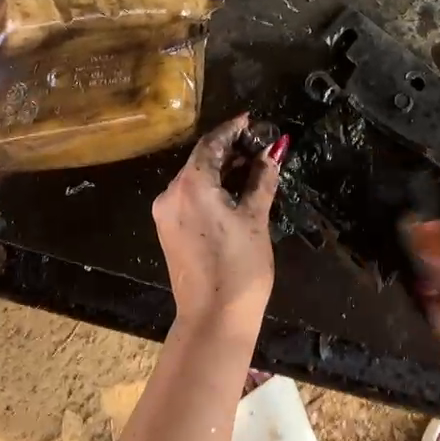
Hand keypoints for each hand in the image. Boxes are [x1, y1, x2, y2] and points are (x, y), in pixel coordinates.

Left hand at [152, 114, 284, 334]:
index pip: (211, 144)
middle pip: (201, 160)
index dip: (233, 130)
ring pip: (195, 179)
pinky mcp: (168, 231)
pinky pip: (190, 197)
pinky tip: (233, 190)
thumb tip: (273, 152)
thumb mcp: (256, 219)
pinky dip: (210, 188)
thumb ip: (261, 180)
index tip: (251, 121)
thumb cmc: (240, 267)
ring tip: (252, 166)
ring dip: (221, 170)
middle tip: (258, 146)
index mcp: (191, 185)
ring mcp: (166, 214)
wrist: (213, 319)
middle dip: (229, 150)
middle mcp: (171, 193)